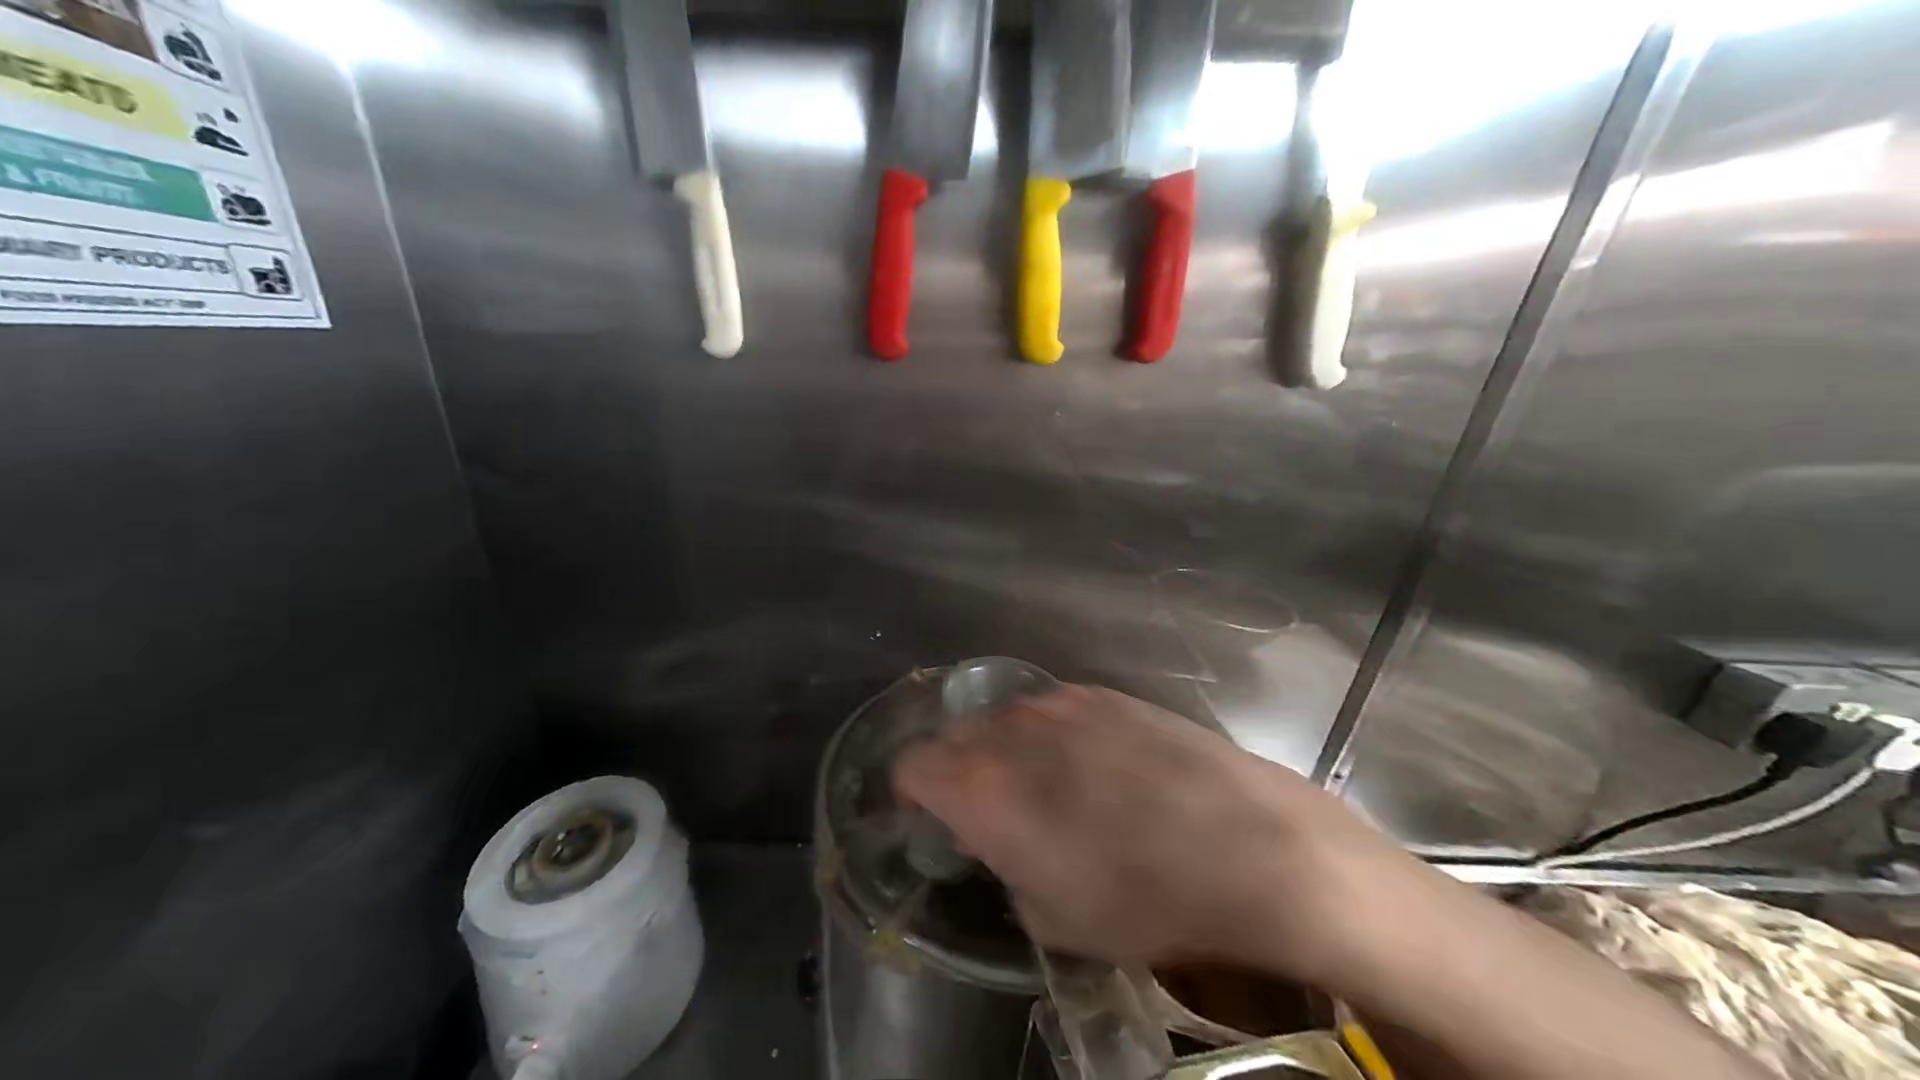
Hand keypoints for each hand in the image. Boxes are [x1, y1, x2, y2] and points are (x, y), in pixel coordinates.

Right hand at [892, 684, 1417, 984]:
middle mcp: (1012, 728)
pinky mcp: (1110, 694)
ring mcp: (1064, 703)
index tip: (935, 821)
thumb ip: (1005, 867)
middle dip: (959, 771)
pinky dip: (1054, 735)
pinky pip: (1057, 711)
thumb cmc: (1144, 898)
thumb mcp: (1052, 917)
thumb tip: (1002, 842)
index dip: (914, 794)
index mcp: (982, 785)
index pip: (911, 765)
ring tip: (1048, 788)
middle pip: (955, 735)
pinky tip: (1097, 767)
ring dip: (1008, 752)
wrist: (1252, 846)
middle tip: (991, 812)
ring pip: (1006, 719)